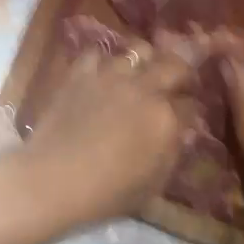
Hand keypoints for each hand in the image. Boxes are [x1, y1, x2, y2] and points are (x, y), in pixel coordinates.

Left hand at [2, 48, 189, 228]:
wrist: (52, 180)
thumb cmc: (106, 193)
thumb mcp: (152, 184)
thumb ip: (172, 153)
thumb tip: (183, 133)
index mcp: (165, 119)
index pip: (191, 105)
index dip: (191, 111)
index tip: (186, 117)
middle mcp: (144, 89)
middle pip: (175, 64)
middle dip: (181, 71)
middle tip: (176, 81)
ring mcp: (110, 77)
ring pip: (139, 50)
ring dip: (144, 61)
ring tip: (139, 73)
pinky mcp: (80, 74)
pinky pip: (97, 54)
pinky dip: (103, 61)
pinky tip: (101, 75)